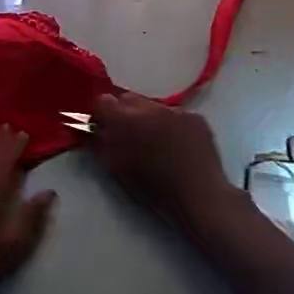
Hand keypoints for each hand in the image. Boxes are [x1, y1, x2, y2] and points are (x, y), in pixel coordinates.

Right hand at [89, 93, 235, 226]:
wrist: (197, 195)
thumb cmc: (152, 188)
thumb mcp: (117, 168)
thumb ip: (102, 143)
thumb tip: (96, 129)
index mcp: (125, 120)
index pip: (103, 101)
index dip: (101, 114)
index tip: (103, 127)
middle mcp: (150, 107)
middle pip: (128, 98)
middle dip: (125, 113)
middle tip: (129, 135)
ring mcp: (176, 110)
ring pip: (154, 106)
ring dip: (149, 119)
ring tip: (157, 143)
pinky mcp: (196, 117)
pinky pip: (177, 115)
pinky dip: (173, 126)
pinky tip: (179, 146)